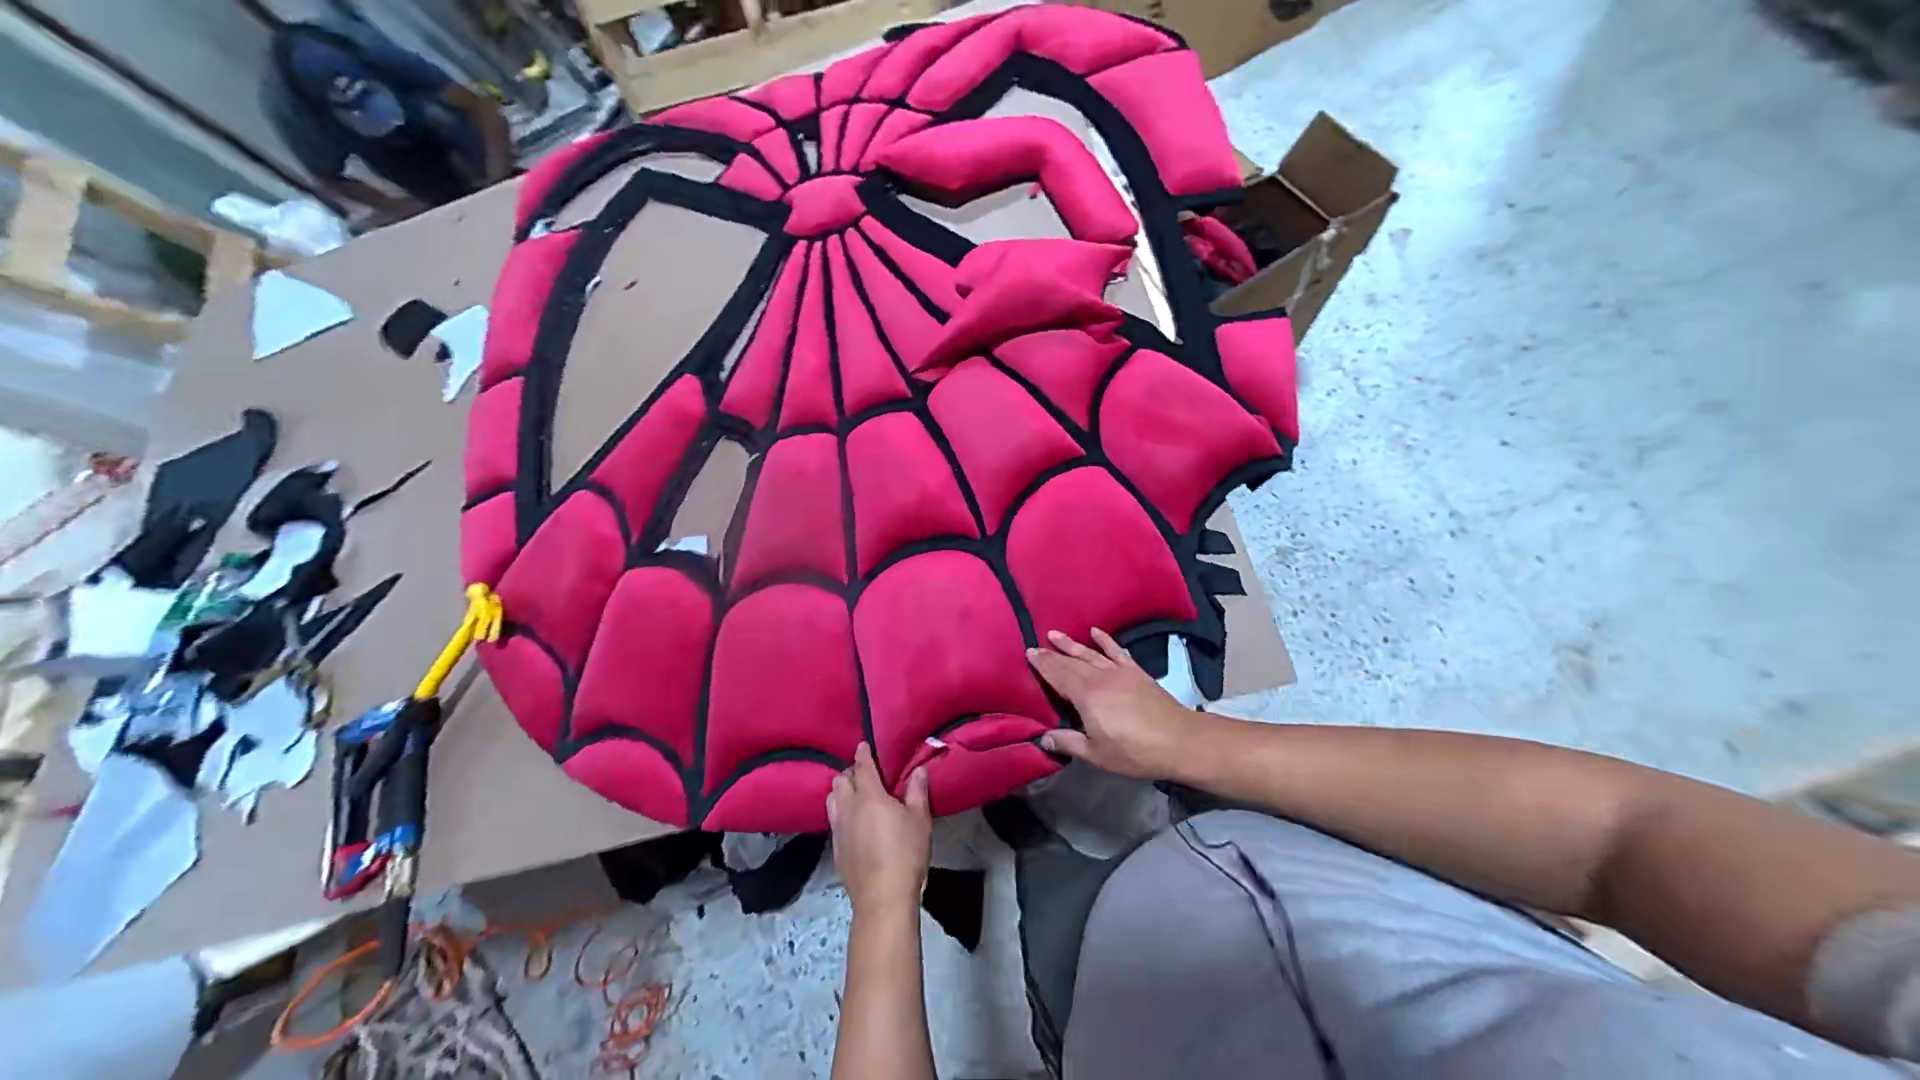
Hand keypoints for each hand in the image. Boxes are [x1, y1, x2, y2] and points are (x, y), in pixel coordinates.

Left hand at [828, 744, 930, 916]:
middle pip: (841, 780)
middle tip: (866, 773)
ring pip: (832, 799)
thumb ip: (917, 791)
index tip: (864, 745)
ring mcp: (838, 829)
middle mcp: (848, 807)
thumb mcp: (919, 819)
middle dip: (851, 772)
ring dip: (841, 791)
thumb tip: (918, 769)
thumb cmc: (905, 853)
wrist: (883, 898)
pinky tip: (852, 821)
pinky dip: (840, 812)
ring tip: (855, 794)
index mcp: (869, 795)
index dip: (862, 753)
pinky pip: (833, 820)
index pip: (861, 766)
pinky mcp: (835, 848)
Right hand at [1027, 628, 1205, 779]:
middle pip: (1071, 663)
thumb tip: (1043, 737)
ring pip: (1090, 654)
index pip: (1058, 675)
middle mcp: (1100, 678)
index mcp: (1086, 696)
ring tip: (1056, 634)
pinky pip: (1116, 651)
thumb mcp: (1097, 754)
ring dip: (1072, 644)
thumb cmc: (1135, 752)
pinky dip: (1105, 640)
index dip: (1043, 665)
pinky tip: (1095, 632)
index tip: (1029, 653)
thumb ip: (1069, 743)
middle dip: (1052, 654)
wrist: (1179, 740)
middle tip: (1036, 645)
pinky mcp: (1136, 672)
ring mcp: (1119, 672)